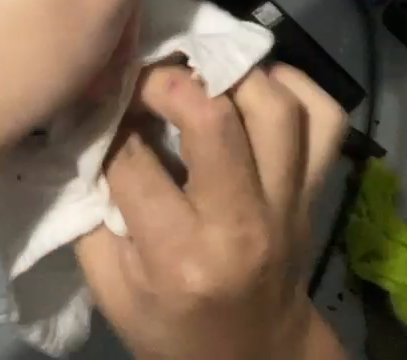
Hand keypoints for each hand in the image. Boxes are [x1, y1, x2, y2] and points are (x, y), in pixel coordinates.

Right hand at [76, 65, 349, 359]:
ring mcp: (289, 203)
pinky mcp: (317, 190)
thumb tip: (81, 129)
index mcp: (181, 257)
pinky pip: (325, 118)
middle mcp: (242, 223)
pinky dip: (295, 86)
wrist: (256, 356)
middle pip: (213, 117)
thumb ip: (87, 210)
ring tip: (199, 74)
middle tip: (146, 81)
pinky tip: (255, 86)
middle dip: (166, 82)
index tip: (102, 115)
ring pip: (275, 106)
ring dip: (230, 75)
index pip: (133, 160)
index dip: (109, 125)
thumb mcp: (110, 285)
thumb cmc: (171, 322)